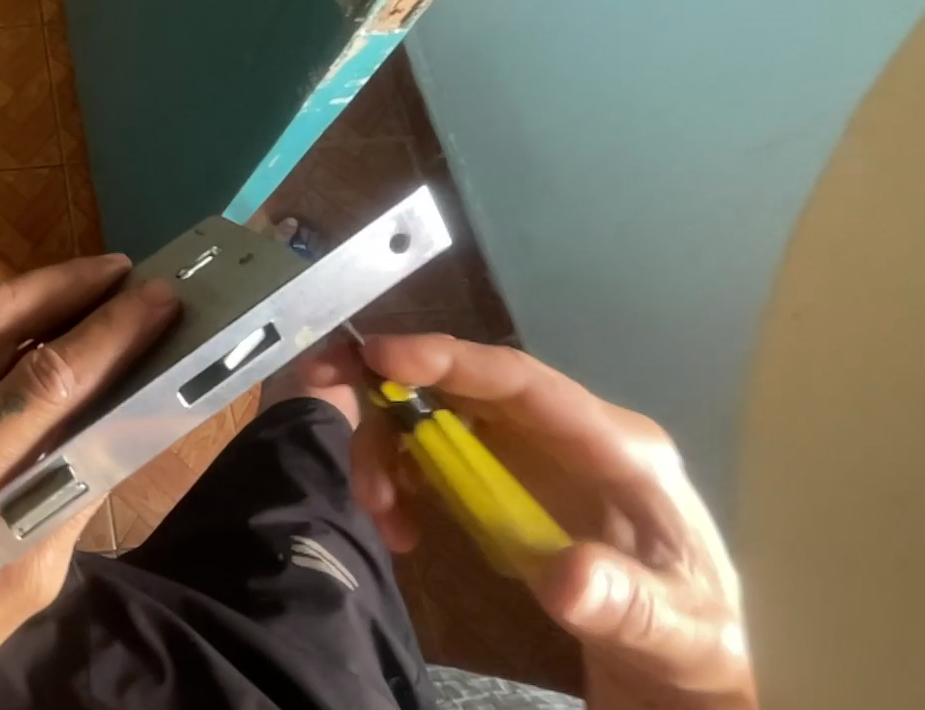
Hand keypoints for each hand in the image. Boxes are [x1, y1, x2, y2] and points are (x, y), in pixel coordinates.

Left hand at [0, 255, 180, 709]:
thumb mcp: (25, 584)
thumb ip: (72, 489)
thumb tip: (126, 399)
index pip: (42, 383)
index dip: (108, 335)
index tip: (159, 300)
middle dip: (72, 286)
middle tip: (128, 271)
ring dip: (34, 287)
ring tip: (92, 280)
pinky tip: (34, 305)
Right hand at [351, 334, 756, 709]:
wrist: (672, 657)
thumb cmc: (689, 634)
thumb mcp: (680, 632)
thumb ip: (629, 605)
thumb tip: (564, 577)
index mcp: (609, 443)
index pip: (519, 379)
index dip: (446, 358)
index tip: (379, 356)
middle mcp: (550, 429)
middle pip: (452, 384)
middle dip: (384, 390)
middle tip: (323, 395)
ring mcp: (513, 447)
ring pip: (424, 415)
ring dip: (382, 451)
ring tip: (379, 511)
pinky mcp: (487, 470)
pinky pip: (419, 454)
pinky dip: (392, 479)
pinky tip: (398, 526)